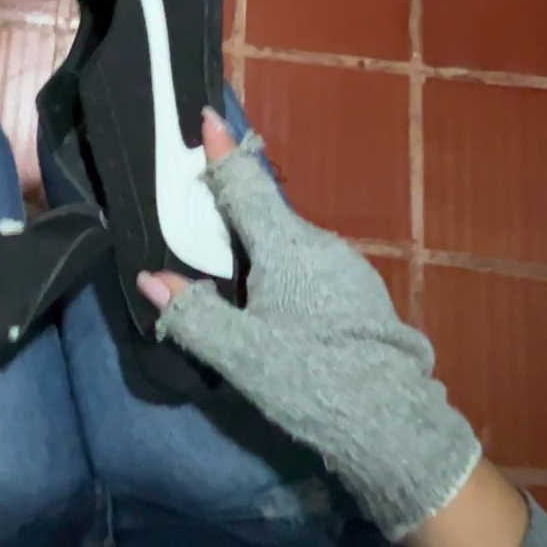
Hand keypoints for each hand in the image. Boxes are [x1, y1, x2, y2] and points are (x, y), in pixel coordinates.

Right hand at [136, 109, 525, 543]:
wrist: (396, 429)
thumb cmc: (309, 381)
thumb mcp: (241, 354)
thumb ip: (193, 313)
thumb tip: (149, 277)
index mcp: (285, 247)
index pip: (246, 185)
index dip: (223, 151)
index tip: (208, 116)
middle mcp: (318, 243)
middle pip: (265, 211)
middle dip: (235, 204)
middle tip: (202, 212)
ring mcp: (345, 265)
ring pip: (288, 239)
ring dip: (260, 242)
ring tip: (237, 275)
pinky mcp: (360, 290)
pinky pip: (309, 260)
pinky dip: (284, 263)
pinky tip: (278, 302)